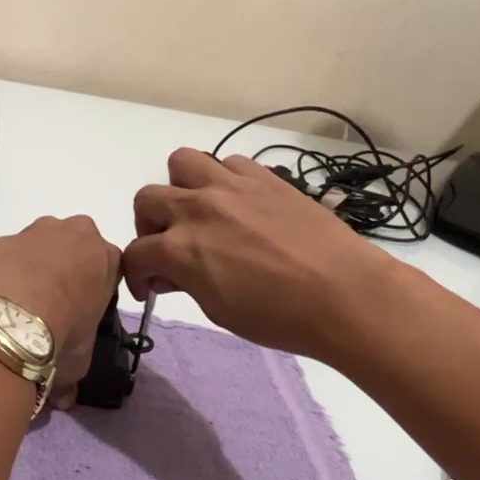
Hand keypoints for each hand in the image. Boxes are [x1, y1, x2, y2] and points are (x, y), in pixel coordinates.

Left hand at [0, 215, 119, 408]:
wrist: (8, 310)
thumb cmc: (63, 331)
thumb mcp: (78, 361)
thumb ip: (73, 376)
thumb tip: (64, 399)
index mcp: (106, 257)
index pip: (111, 268)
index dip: (97, 293)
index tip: (83, 315)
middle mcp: (74, 233)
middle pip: (74, 250)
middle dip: (65, 274)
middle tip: (52, 310)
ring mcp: (33, 232)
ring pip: (38, 249)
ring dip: (32, 273)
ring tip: (19, 310)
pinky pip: (6, 258)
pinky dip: (2, 276)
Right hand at [124, 149, 392, 360]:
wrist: (344, 294)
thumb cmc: (279, 317)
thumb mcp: (218, 310)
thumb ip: (185, 283)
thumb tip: (170, 273)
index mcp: (180, 248)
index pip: (135, 254)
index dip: (136, 274)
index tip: (150, 287)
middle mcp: (197, 208)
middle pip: (146, 200)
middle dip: (149, 227)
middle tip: (170, 248)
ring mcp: (231, 186)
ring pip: (182, 163)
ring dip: (180, 188)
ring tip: (199, 213)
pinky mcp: (263, 176)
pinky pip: (227, 162)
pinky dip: (222, 180)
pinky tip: (239, 206)